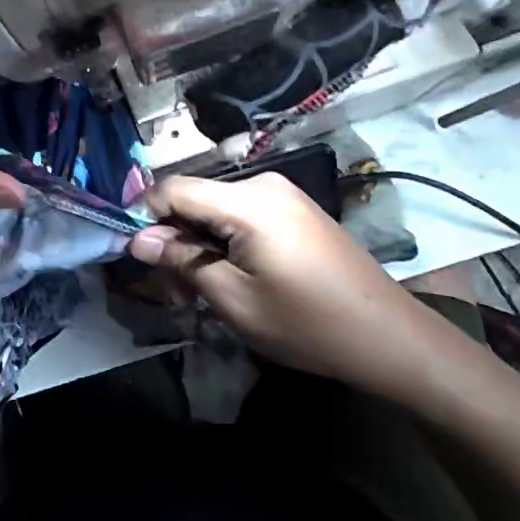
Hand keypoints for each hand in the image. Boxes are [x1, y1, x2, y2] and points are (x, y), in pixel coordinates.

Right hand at [128, 174, 440, 394]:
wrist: (387, 336)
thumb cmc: (307, 323)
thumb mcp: (234, 300)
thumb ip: (183, 261)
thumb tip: (138, 240)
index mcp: (249, 201)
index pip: (174, 188)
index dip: (144, 216)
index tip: (132, 256)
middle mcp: (264, 184)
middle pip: (195, 199)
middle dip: (174, 240)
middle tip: (173, 294)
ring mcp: (284, 195)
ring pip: (216, 210)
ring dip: (198, 246)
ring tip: (199, 295)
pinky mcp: (295, 210)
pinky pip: (242, 215)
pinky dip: (223, 243)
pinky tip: (229, 278)